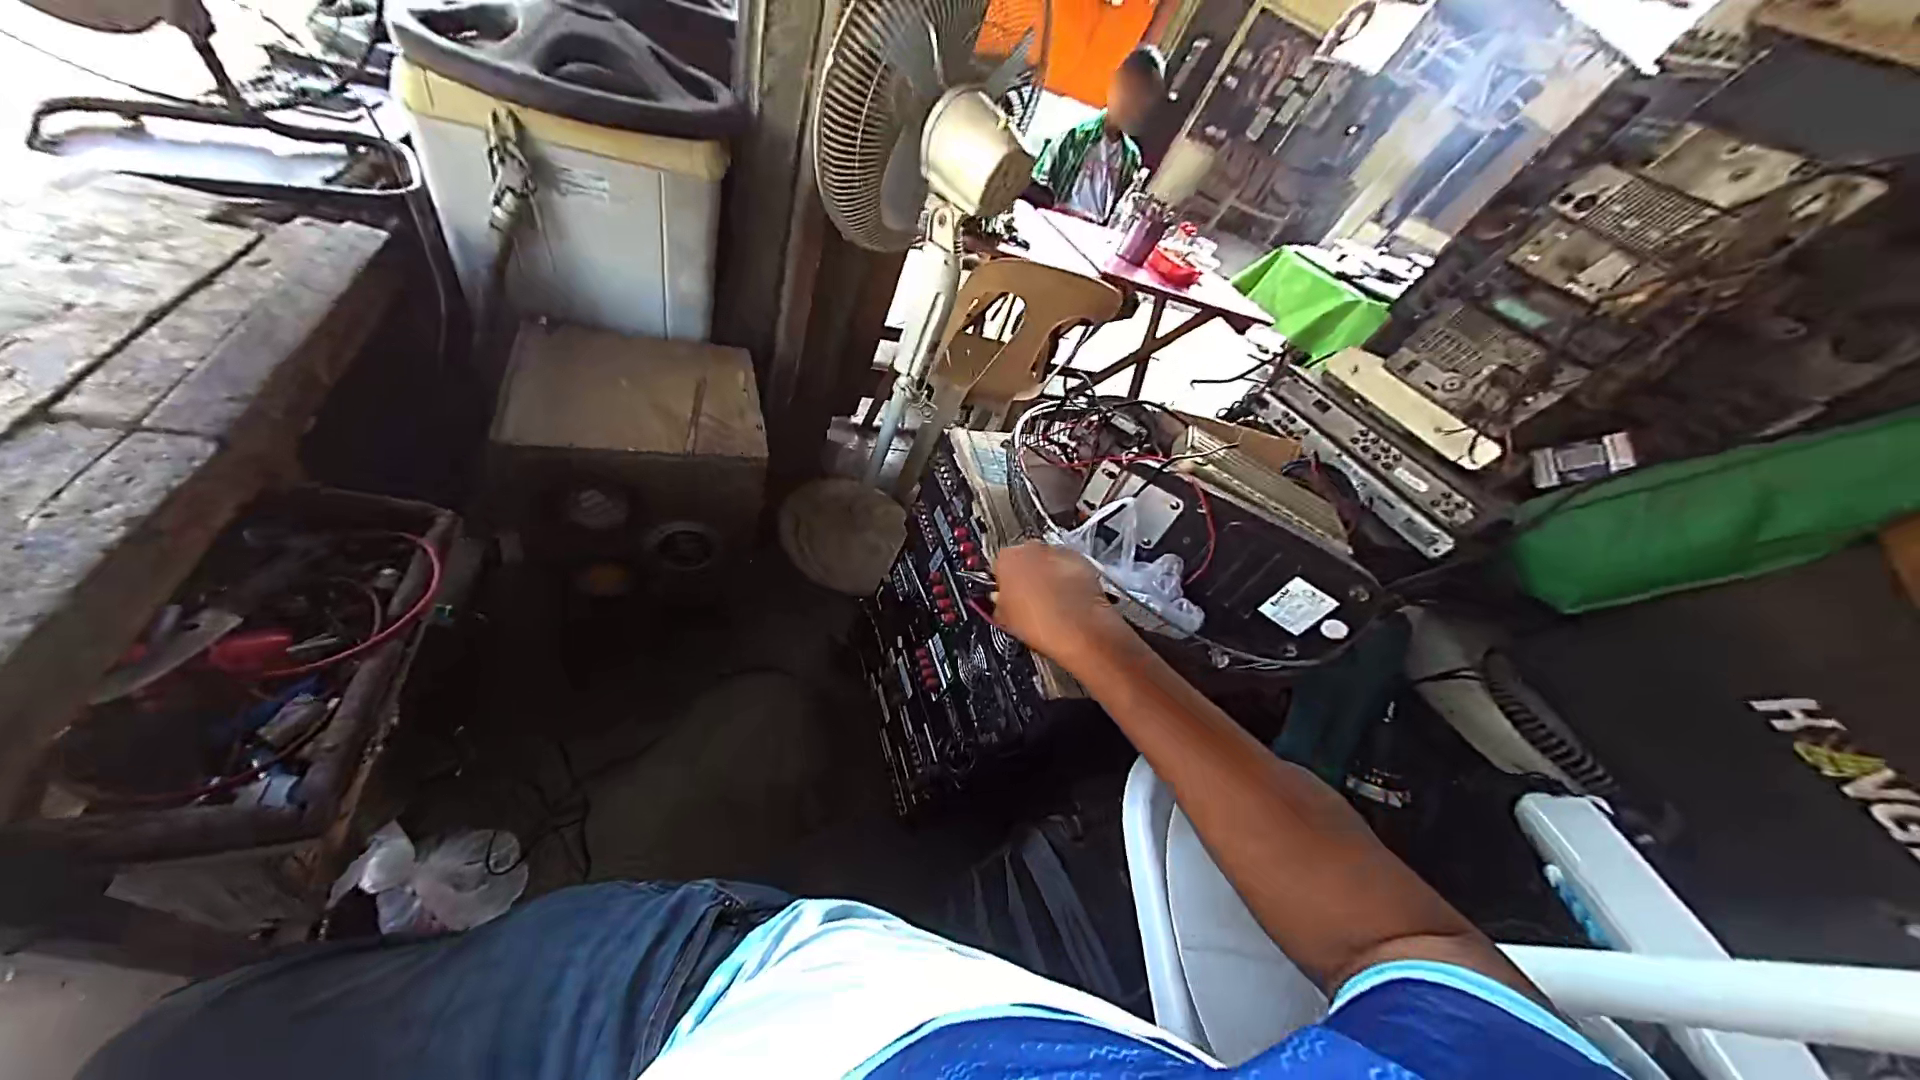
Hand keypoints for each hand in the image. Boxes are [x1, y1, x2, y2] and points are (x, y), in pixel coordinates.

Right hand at [990, 542, 1127, 662]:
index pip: (998, 565)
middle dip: (1026, 575)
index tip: (1007, 596)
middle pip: (1024, 559)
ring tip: (1052, 601)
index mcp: (1007, 559)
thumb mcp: (1004, 619)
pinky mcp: (1082, 560)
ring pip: (1047, 561)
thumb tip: (1001, 601)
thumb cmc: (1039, 624)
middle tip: (1029, 600)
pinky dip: (1068, 578)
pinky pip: (1069, 567)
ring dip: (1048, 575)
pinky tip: (1069, 600)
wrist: (1079, 630)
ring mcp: (1059, 552)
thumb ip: (999, 602)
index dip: (1003, 583)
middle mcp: (1032, 548)